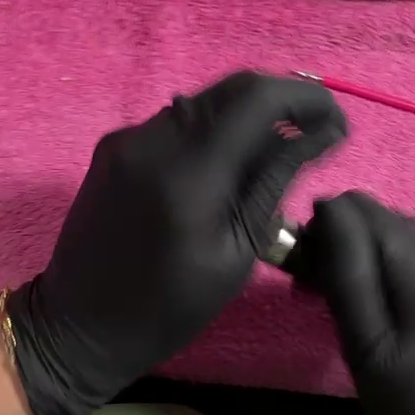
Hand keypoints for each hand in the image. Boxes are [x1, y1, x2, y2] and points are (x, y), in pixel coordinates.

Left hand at [10, 72, 347, 414]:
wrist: (77, 325)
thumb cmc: (165, 308)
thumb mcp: (235, 254)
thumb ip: (271, 182)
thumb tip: (318, 133)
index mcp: (187, 172)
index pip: (257, 98)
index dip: (306, 99)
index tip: (337, 124)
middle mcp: (152, 139)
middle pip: (230, 90)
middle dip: (281, 101)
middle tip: (315, 134)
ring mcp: (126, 138)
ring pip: (202, 102)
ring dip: (245, 115)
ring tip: (275, 152)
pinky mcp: (113, 147)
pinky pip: (174, 122)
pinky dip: (210, 131)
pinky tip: (225, 164)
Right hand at [295, 193, 414, 414]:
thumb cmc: (414, 414)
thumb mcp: (364, 349)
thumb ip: (345, 272)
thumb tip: (327, 208)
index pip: (357, 209)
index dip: (323, 234)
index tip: (311, 279)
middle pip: (379, 217)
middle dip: (345, 247)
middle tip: (325, 299)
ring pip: (398, 230)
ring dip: (370, 258)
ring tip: (360, 309)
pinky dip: (397, 267)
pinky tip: (394, 308)